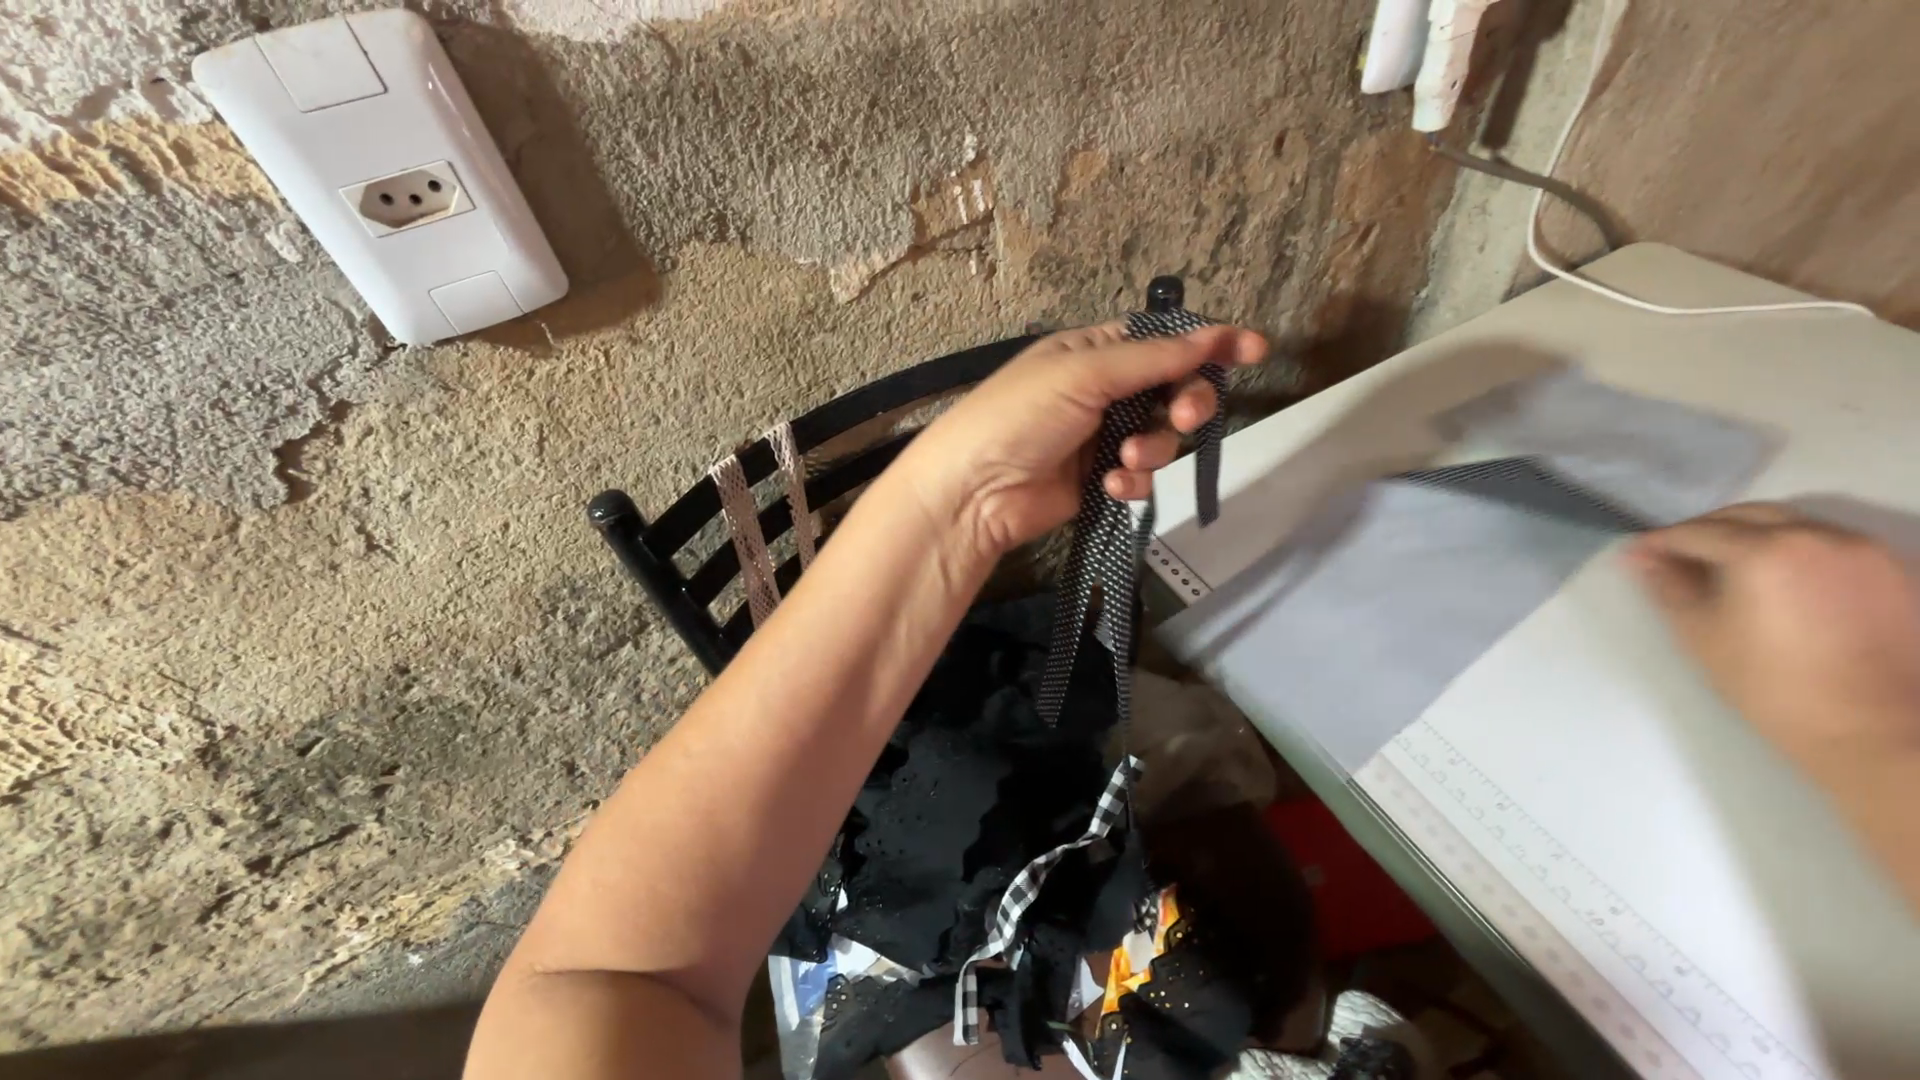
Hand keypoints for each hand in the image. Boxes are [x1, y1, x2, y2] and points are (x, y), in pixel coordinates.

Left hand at [893, 322, 1266, 559]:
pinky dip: (1133, 482)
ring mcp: (1101, 438)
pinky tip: (1112, 487)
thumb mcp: (1083, 374)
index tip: (1255, 350)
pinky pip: (1139, 477)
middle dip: (1186, 404)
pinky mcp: (1098, 480)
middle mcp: (1102, 391)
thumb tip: (1213, 334)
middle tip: (1187, 417)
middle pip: (1172, 390)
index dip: (1208, 344)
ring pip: (1161, 438)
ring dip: (1154, 449)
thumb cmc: (1020, 416)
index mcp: (1094, 352)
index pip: (1164, 341)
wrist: (973, 491)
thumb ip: (1152, 358)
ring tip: (1125, 461)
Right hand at [1625, 503, 1919, 762]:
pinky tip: (1776, 578)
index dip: (1660, 542)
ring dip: (1751, 535)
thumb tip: (1641, 556)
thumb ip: (1668, 585)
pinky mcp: (1892, 572)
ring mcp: (1864, 552)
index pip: (1697, 531)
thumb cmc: (1770, 683)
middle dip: (1705, 530)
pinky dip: (1792, 550)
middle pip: (1748, 515)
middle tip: (1676, 557)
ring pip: (1792, 524)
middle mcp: (1819, 536)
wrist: (1872, 729)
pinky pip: (1828, 544)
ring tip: (1726, 566)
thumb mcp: (1700, 634)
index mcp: (1765, 550)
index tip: (1636, 554)